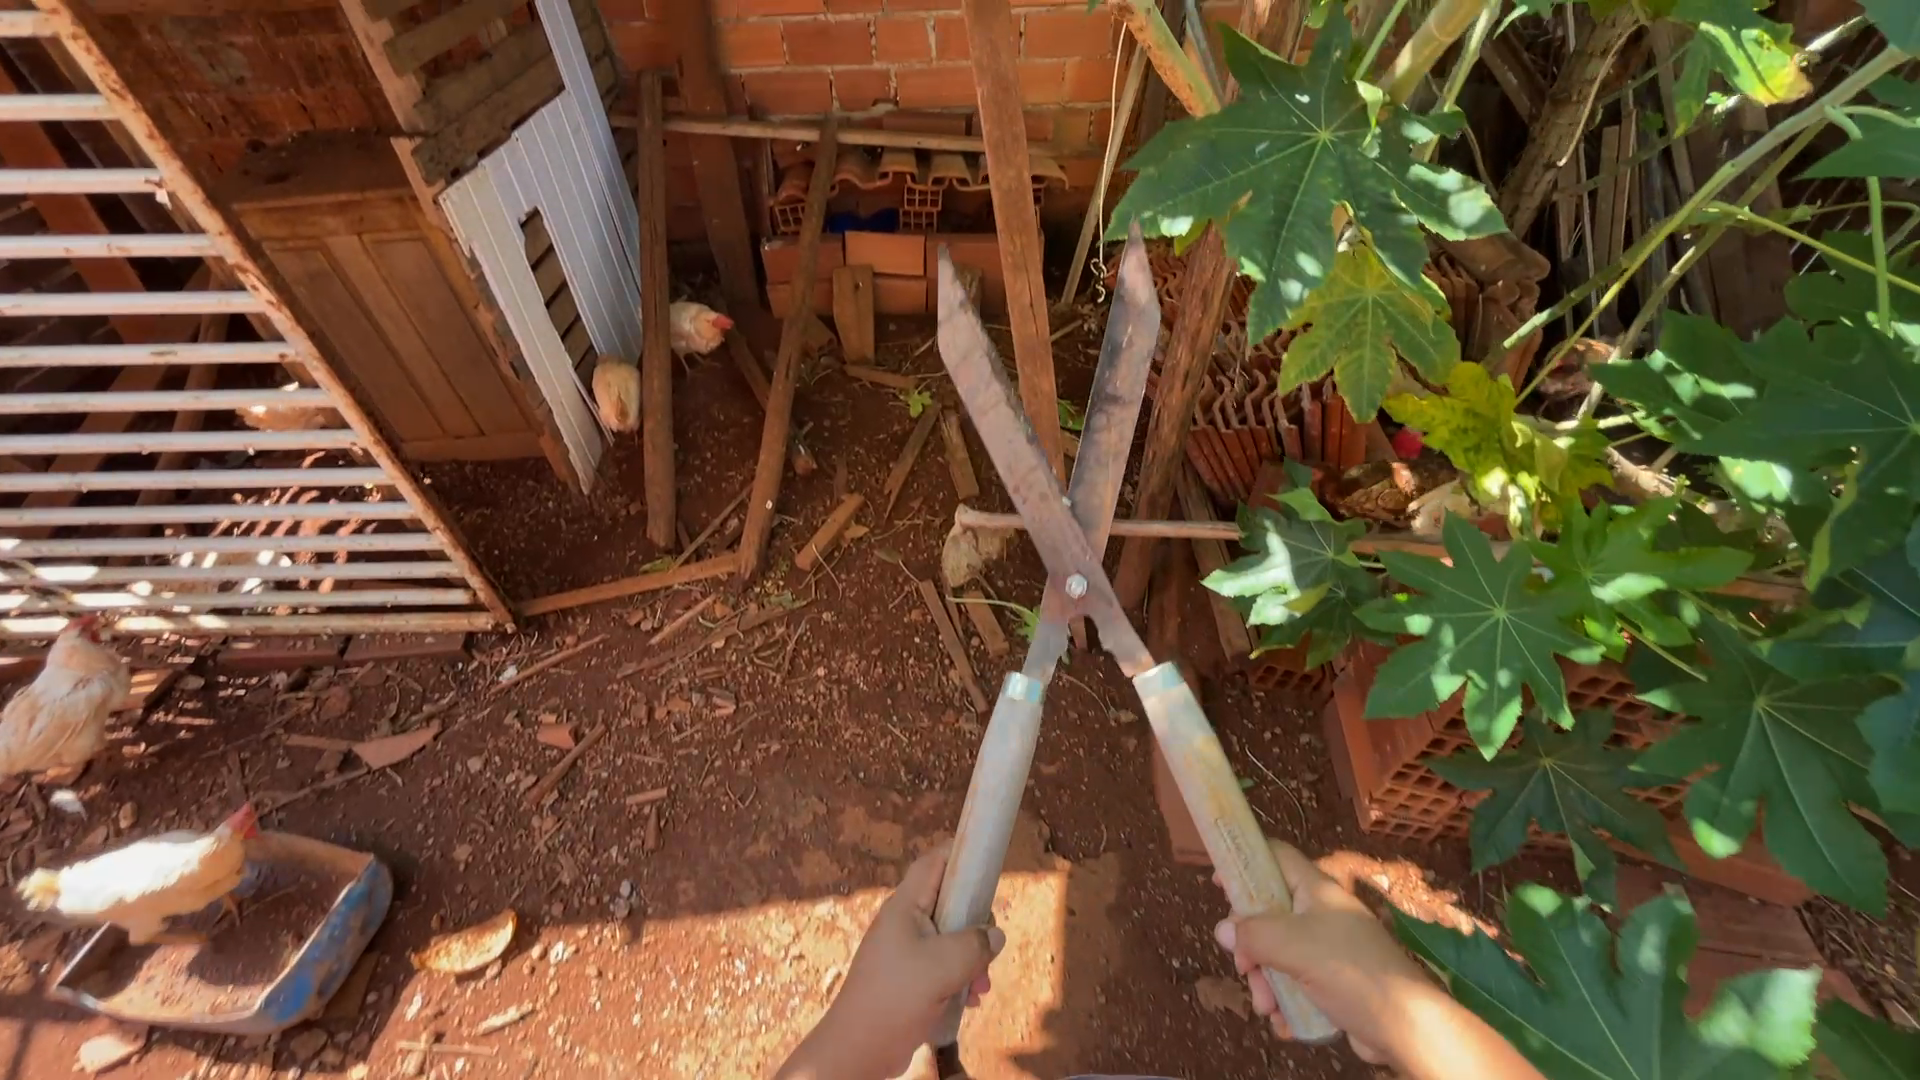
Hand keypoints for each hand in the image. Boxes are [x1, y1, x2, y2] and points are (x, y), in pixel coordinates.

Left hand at [777, 842, 1004, 1079]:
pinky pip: (941, 967)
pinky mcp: (907, 979)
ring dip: (970, 959)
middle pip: (948, 903)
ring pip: (948, 939)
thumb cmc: (896, 996)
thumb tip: (995, 934)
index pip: (934, 863)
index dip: (960, 855)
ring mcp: (904, 951)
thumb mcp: (943, 965)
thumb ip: (975, 944)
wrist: (858, 1050)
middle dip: (974, 924)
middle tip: (989, 947)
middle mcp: (904, 922)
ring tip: (981, 986)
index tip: (988, 864)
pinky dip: (958, 979)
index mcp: (905, 905)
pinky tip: (969, 1002)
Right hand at [1213, 840, 1433, 1063]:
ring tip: (1267, 1006)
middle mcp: (1320, 914)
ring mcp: (1328, 949)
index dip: (1245, 861)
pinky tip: (1282, 1021)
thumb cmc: (1351, 970)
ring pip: (1278, 953)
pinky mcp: (1335, 983)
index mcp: (1315, 889)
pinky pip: (1296, 983)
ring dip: (1264, 980)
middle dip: (1250, 944)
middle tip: (1244, 967)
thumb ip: (1253, 933)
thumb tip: (1223, 930)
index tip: (1219, 883)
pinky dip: (1284, 1001)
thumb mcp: (1294, 945)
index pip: (1275, 856)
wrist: (1409, 1030)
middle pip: (1268, 914)